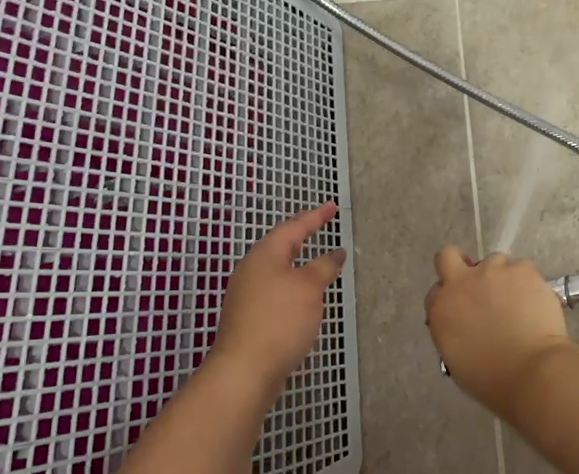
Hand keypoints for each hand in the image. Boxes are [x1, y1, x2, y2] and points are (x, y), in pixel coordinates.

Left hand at [212, 203, 346, 385]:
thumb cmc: (279, 320)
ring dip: (296, 260)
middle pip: (280, 244)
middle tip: (319, 224)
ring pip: (276, 267)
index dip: (315, 216)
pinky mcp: (247, 316)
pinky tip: (300, 294)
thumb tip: (336, 254)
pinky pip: (273, 287)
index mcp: (265, 255)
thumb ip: (324, 267)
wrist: (243, 372)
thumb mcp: (309, 288)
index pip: (294, 226)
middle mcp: (251, 270)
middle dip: (301, 234)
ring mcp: (246, 294)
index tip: (332, 207)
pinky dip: (290, 281)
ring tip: (312, 256)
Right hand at [424, 247, 570, 410]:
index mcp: (441, 309)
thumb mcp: (456, 360)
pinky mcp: (521, 268)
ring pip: (494, 262)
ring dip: (501, 278)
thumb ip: (453, 330)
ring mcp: (492, 270)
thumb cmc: (492, 379)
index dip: (450, 298)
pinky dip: (526, 283)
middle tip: (478, 283)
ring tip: (518, 303)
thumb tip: (465, 322)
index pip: (436, 292)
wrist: (532, 371)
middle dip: (460, 265)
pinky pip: (521, 269)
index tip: (463, 309)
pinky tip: (535, 303)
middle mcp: (462, 283)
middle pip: (448, 256)